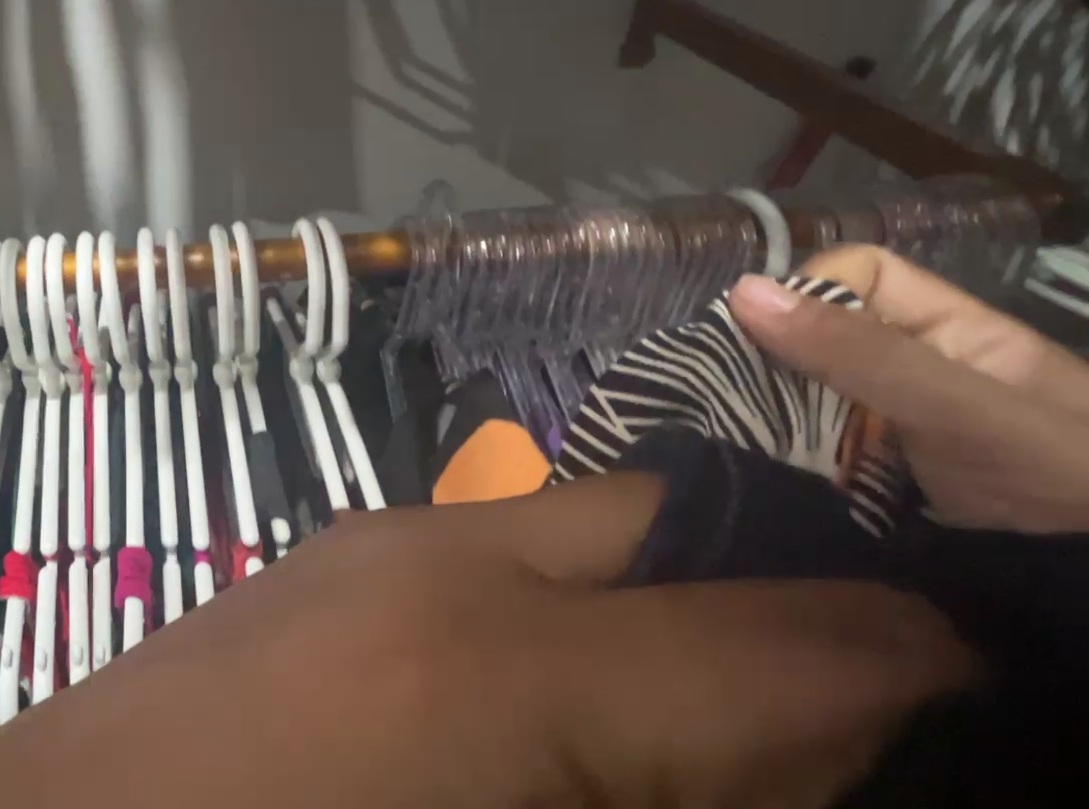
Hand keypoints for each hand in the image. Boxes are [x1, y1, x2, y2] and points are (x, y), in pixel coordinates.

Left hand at [0, 478, 972, 808]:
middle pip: (674, 526)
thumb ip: (679, 784)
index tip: (987, 704)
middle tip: (840, 717)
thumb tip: (785, 757)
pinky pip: (484, 554)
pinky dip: (561, 607)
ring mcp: (366, 543)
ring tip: (706, 714)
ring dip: (665, 602)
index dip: (920, 669)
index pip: (789, 639)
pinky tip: (555, 697)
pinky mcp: (321, 561)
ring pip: (577, 527)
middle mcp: (439, 560)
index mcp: (504, 666)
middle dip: (783, 607)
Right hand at [730, 244, 1088, 531]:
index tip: (765, 337)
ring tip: (731, 430)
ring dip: (758, 406)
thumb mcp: (963, 410)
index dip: (806, 294)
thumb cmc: (1057, 477)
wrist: (1088, 570)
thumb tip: (742, 291)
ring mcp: (883, 420)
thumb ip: (862, 353)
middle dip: (764, 357)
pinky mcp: (860, 471)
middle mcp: (909, 365)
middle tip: (730, 391)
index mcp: (947, 328)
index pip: (855, 275)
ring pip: (795, 386)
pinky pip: (798, 439)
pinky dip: (770, 447)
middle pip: (812, 331)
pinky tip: (753, 462)